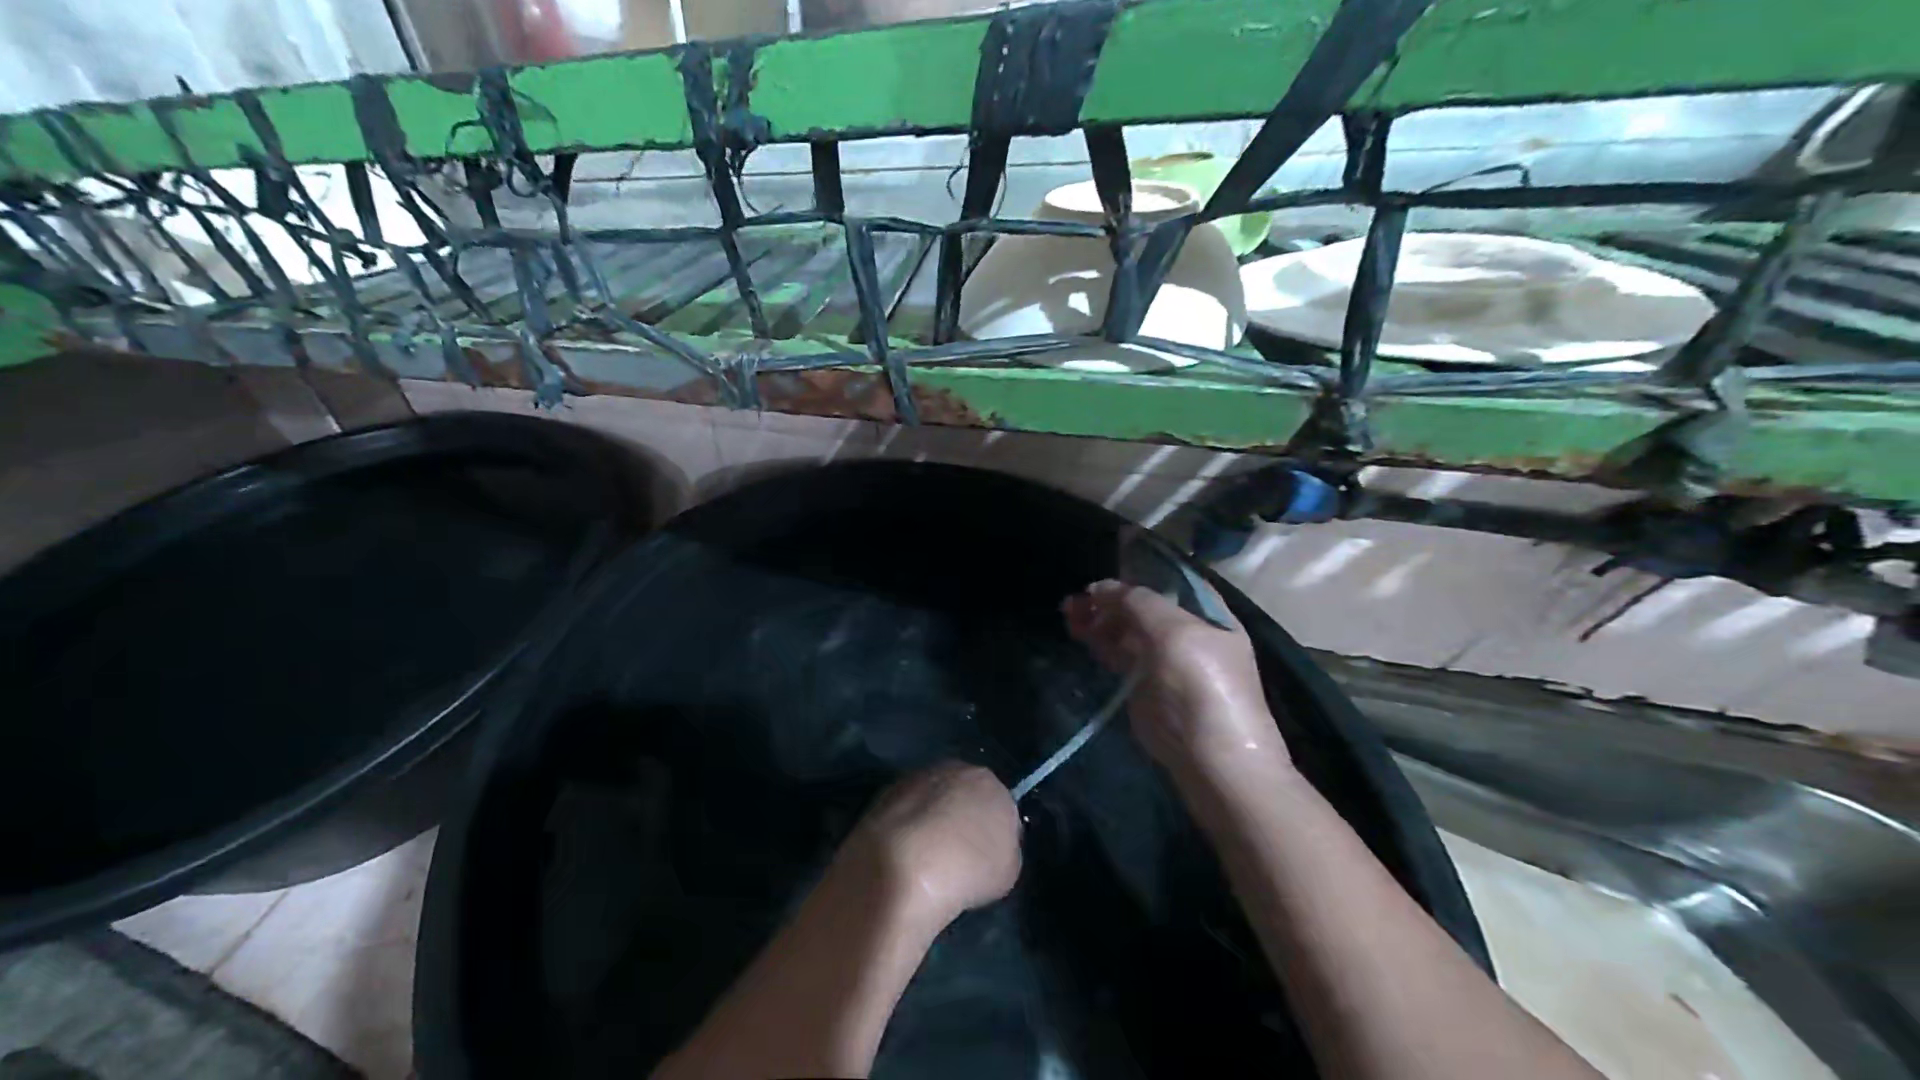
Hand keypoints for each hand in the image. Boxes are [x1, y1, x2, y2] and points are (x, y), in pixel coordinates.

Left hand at [839, 762, 1021, 926]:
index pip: (1000, 804)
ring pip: (932, 796)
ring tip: (924, 855)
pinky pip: (906, 808)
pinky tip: (903, 852)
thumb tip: (989, 846)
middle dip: (961, 816)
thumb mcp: (1008, 870)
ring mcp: (917, 776)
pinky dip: (906, 823)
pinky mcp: (885, 791)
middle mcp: (956, 769)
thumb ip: (1004, 847)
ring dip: (931, 816)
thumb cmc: (967, 869)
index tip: (985, 856)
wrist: (905, 866)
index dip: (993, 831)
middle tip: (956, 852)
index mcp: (991, 783)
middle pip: (964, 793)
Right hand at [1063, 580, 1291, 782]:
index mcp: (1208, 615)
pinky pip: (1120, 657)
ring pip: (1127, 631)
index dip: (1135, 573)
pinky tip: (1080, 635)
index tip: (1100, 571)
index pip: (1168, 581)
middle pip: (1143, 606)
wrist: (1214, 766)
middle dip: (1110, 599)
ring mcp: (1165, 664)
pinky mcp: (1145, 690)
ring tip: (1068, 613)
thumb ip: (1139, 603)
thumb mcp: (1175, 634)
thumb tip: (1101, 588)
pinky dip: (1100, 644)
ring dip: (1099, 620)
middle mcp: (1188, 635)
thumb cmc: (1203, 691)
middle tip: (1074, 599)